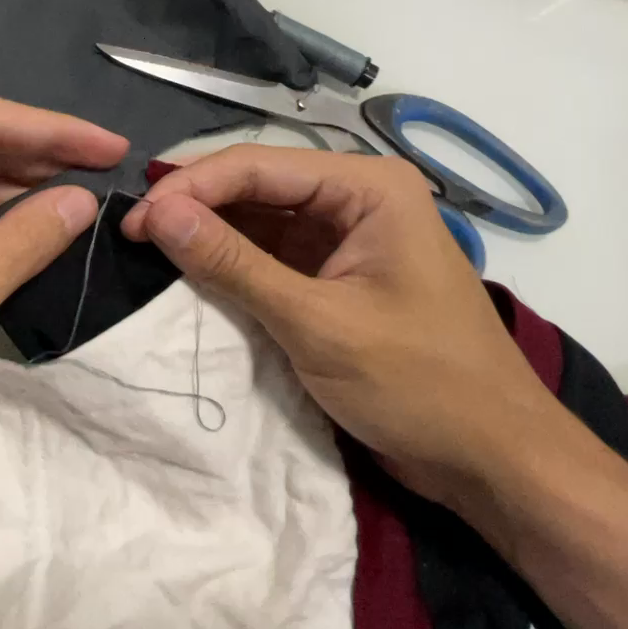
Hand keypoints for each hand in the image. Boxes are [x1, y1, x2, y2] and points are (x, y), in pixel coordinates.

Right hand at [121, 145, 567, 507]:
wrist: (494, 462)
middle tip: (133, 235)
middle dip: (196, 207)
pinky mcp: (335, 275)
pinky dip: (232, 264)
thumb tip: (157, 213)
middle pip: (257, 186)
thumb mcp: (317, 323)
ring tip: (149, 250)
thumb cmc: (419, 384)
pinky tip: (191, 272)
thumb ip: (233, 264)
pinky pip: (271, 255)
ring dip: (209, 235)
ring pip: (259, 220)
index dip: (191, 188)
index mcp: (368, 186)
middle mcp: (356, 197)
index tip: (134, 220)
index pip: (260, 166)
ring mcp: (345, 237)